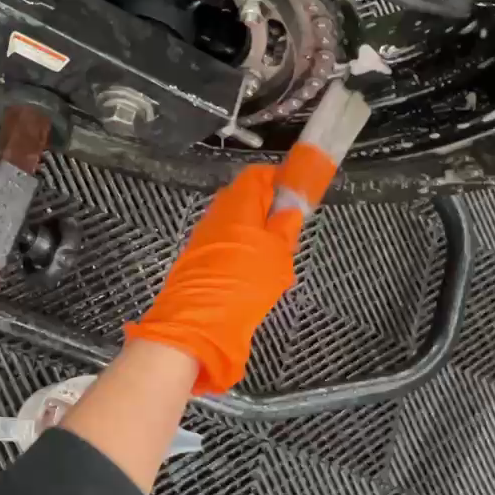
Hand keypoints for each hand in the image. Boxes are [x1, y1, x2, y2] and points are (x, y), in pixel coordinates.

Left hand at [128, 165, 303, 395]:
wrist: (201, 319)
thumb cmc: (243, 280)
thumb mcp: (279, 251)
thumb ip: (286, 225)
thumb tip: (290, 209)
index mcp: (238, 201)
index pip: (258, 174)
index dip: (278, 181)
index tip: (296, 195)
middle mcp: (216, 212)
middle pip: (246, 199)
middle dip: (268, 212)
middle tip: (288, 232)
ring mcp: (204, 236)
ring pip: (236, 226)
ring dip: (256, 237)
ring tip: (274, 261)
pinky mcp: (198, 259)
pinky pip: (225, 248)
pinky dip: (241, 255)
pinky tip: (254, 278)